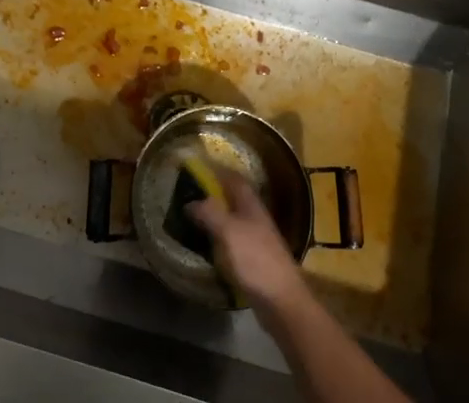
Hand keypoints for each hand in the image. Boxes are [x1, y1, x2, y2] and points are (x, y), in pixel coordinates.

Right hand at [188, 170, 310, 311]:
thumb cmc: (254, 260)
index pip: (234, 178)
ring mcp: (256, 240)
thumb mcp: (228, 231)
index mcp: (251, 205)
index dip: (217, 170)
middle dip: (211, 195)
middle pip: (232, 199)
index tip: (196, 167)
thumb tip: (190, 201)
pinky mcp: (253, 261)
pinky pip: (231, 242)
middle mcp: (255, 218)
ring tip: (190, 219)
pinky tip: (204, 247)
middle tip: (187, 195)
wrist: (281, 300)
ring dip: (213, 218)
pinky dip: (217, 240)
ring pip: (231, 221)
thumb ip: (209, 212)